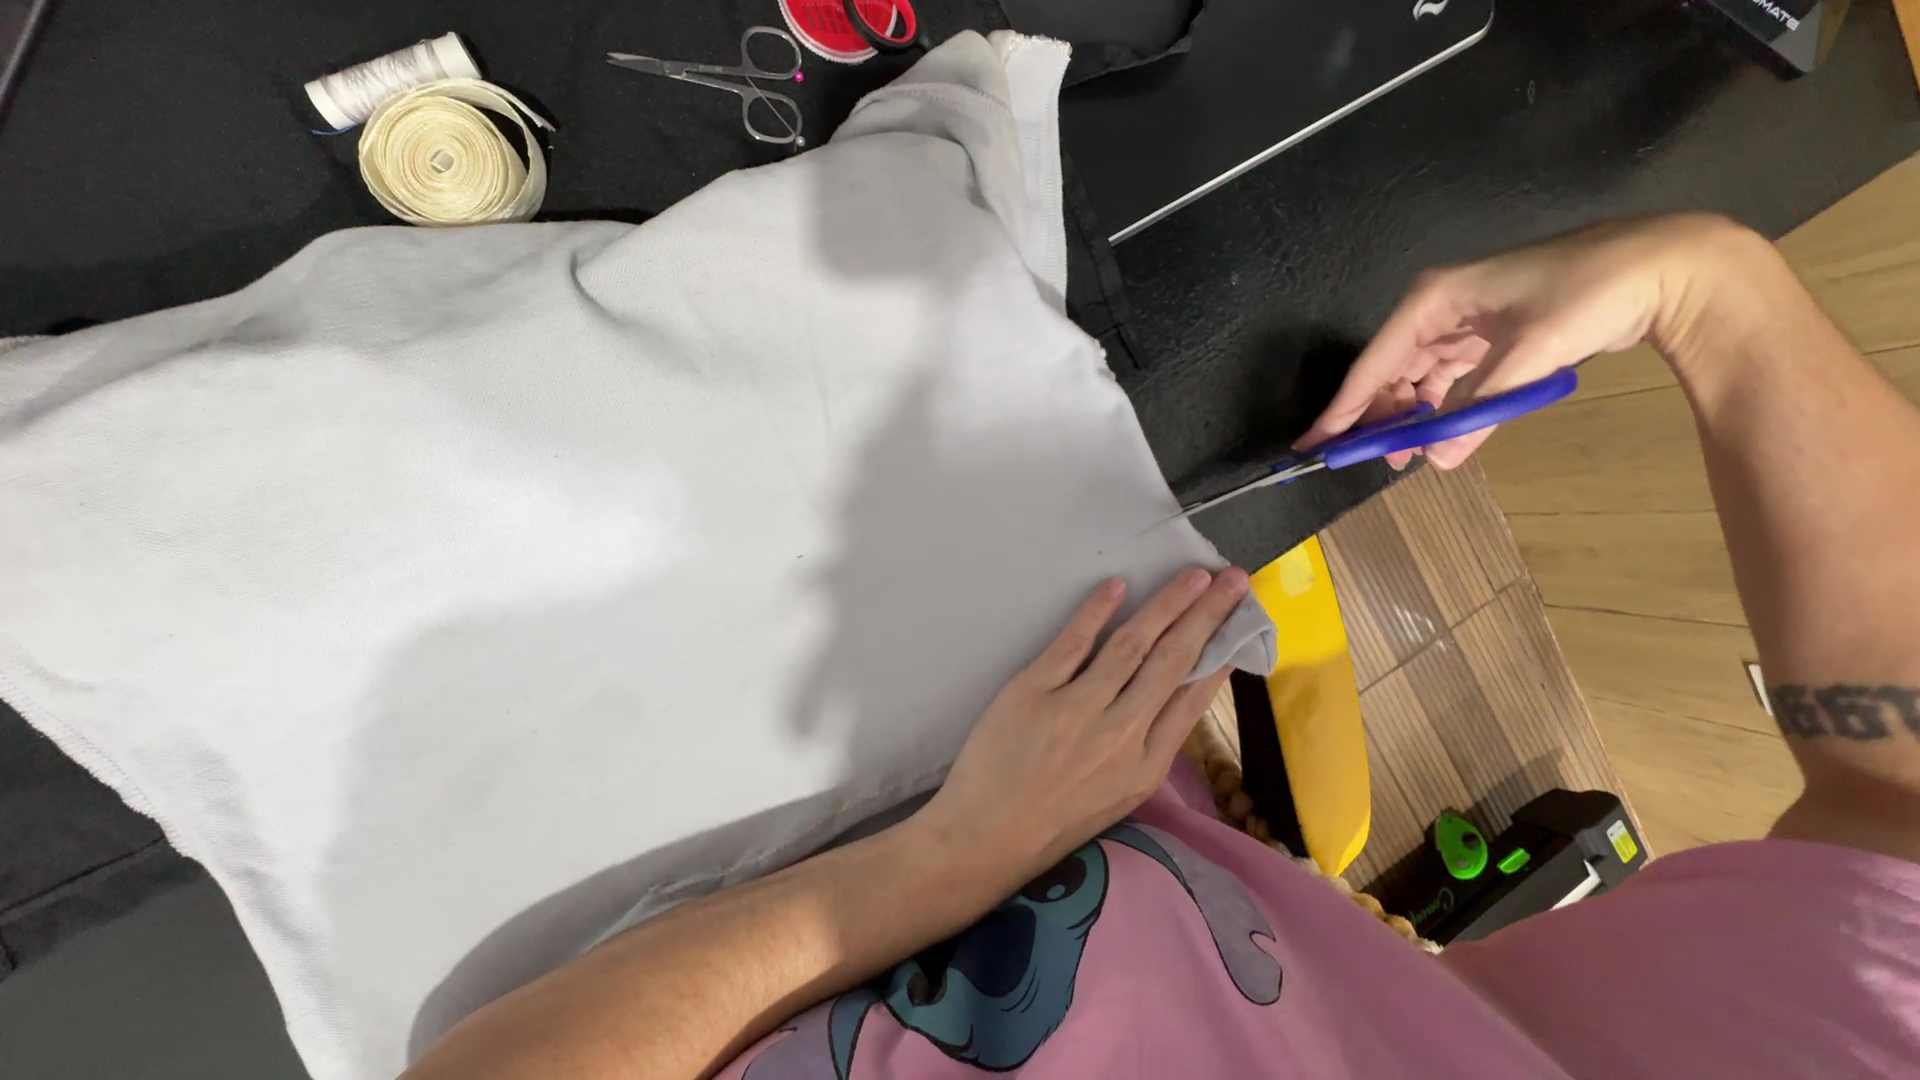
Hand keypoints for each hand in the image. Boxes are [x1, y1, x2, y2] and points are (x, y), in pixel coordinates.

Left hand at [914, 566, 1249, 884]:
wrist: (987, 836)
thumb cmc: (1055, 819)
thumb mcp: (1120, 795)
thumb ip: (1149, 746)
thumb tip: (1178, 694)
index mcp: (1146, 765)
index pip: (1193, 696)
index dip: (1220, 653)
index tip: (1239, 621)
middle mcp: (1120, 735)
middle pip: (1172, 661)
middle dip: (1207, 615)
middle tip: (1232, 578)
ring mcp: (1077, 711)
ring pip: (1132, 645)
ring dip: (1167, 604)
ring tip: (1192, 575)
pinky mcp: (1033, 693)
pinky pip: (1073, 644)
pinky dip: (1096, 612)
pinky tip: (1116, 587)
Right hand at [1294, 213, 1762, 468]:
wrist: (1673, 264)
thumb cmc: (1593, 294)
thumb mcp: (1530, 355)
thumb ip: (1478, 411)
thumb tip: (1439, 462)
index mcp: (1434, 300)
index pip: (1373, 363)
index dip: (1343, 409)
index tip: (1316, 445)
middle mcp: (1438, 307)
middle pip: (1389, 371)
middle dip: (1378, 416)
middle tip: (1373, 459)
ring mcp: (1464, 319)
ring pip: (1415, 375)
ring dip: (1409, 414)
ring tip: (1406, 452)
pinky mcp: (1489, 332)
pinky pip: (1447, 374)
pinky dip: (1440, 403)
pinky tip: (1438, 428)